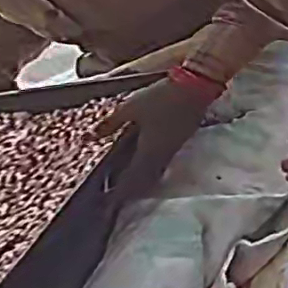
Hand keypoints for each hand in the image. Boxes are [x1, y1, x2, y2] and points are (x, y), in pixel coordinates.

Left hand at [93, 78, 217, 194]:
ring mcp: (176, 145)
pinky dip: (152, 165)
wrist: (198, 85)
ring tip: (129, 179)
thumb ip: (110, 124)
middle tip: (117, 194)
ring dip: (143, 178)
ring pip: (156, 170)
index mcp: (149, 150)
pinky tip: (146, 157)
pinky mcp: (182, 137)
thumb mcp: (130, 108)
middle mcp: (164, 153)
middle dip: (132, 189)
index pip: (132, 180)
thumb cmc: (162, 97)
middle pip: (146, 179)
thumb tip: (89, 138)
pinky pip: (164, 159)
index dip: (119, 193)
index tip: (107, 203)